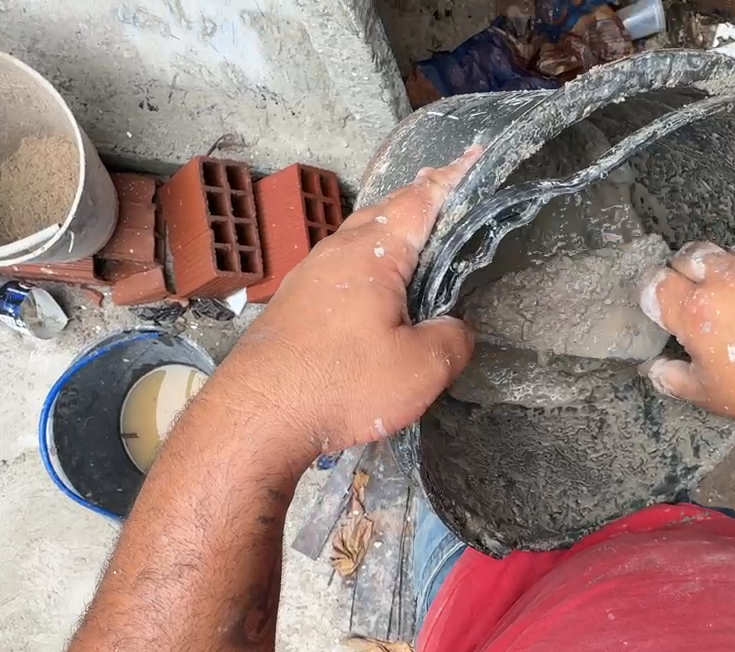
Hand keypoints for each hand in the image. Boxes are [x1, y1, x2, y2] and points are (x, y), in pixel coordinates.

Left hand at [204, 148, 481, 457]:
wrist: (260, 414)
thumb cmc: (342, 384)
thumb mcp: (420, 369)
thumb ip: (452, 340)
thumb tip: (456, 329)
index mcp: (373, 254)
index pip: (421, 201)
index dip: (452, 179)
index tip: (474, 156)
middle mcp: (337, 252)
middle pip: (385, 212)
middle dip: (419, 198)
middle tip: (446, 190)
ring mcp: (310, 277)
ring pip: (358, 239)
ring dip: (389, 230)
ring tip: (414, 234)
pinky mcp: (296, 305)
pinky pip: (342, 268)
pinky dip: (368, 262)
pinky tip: (374, 284)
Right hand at [637, 239, 734, 436]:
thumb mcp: (705, 394)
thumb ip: (668, 375)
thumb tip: (652, 364)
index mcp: (698, 311)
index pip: (656, 281)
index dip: (657, 292)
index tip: (665, 301)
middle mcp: (729, 277)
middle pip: (690, 255)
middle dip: (691, 274)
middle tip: (708, 299)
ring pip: (734, 251)